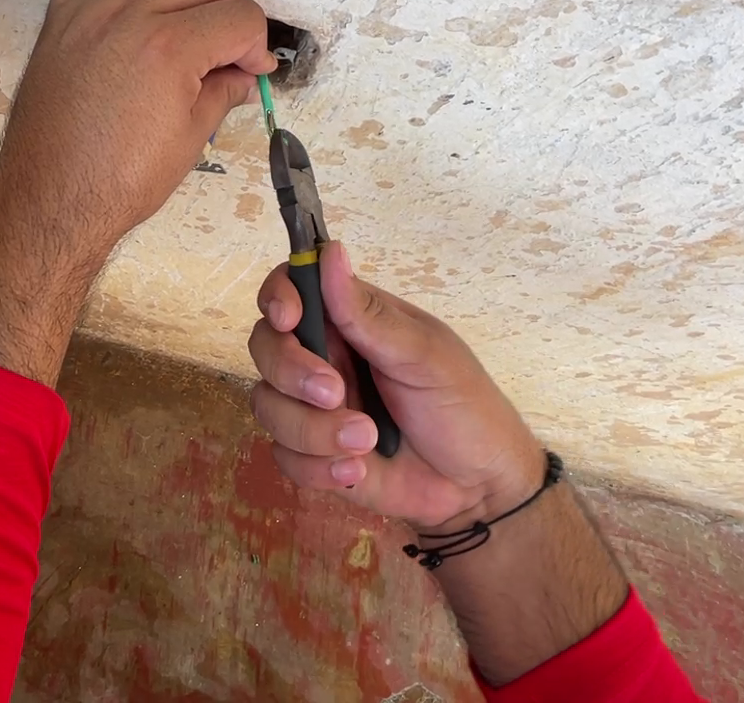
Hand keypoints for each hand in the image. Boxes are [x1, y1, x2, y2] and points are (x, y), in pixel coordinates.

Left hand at [0, 0, 276, 256]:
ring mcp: (87, 10)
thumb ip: (222, 92)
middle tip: (226, 47)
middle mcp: (128, 14)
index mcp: (169, 47)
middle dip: (229, 8)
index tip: (254, 68)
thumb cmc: (120, 181)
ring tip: (177, 11)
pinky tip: (126, 17)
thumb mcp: (190, 140)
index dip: (258, 45)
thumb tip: (242, 74)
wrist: (51, 199)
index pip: (240, 17)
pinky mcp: (58, 20)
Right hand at [248, 242, 547, 532]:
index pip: (290, 289)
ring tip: (367, 442)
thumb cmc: (463, 408)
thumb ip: (369, 314)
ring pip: (267, 404)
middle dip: (290, 372)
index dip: (278, 298)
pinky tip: (356, 471)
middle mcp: (321, 356)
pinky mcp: (310, 453)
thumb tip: (330, 251)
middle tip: (334, 393)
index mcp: (347, 320)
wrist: (478, 491)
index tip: (289, 319)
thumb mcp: (424, 355)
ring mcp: (311, 406)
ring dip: (313, 429)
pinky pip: (282, 455)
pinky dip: (317, 466)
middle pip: (264, 346)